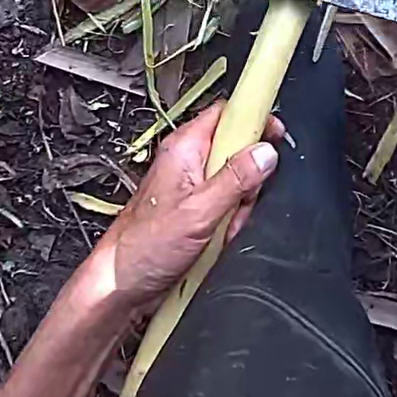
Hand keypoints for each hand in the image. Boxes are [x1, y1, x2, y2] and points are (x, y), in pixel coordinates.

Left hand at [73, 101, 282, 317]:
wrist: (121, 284)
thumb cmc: (141, 246)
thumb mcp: (198, 211)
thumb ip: (235, 180)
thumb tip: (265, 154)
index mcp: (185, 148)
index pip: (227, 113)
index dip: (254, 119)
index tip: (275, 134)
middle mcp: (189, 162)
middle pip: (239, 152)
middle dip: (247, 182)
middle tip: (236, 203)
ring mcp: (194, 187)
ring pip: (238, 184)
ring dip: (238, 209)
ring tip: (219, 228)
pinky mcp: (197, 210)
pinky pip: (229, 208)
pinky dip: (230, 224)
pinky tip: (217, 239)